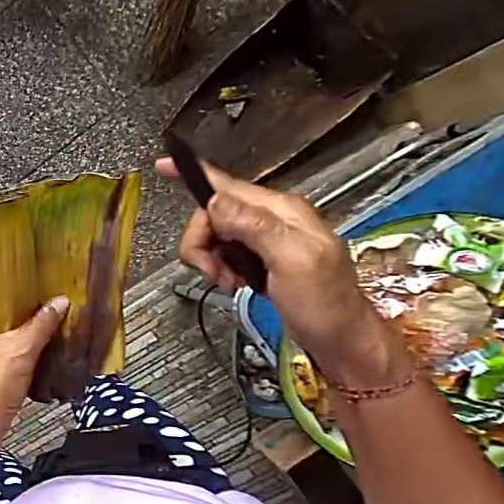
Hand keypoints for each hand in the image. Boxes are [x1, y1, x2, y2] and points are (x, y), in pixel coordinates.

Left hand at [0, 295, 68, 476]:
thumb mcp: (20, 351)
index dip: (22, 287)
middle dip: (29, 307)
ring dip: (30, 325)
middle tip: (57, 298)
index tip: (47, 281)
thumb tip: (58, 302)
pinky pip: (9, 340)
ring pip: (8, 324)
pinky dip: (26, 340)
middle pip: (3, 306)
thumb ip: (42, 322)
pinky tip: (46, 336)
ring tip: (55, 315)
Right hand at [161, 157, 406, 387]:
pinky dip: (220, 269)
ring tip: (228, 281)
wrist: (339, 337)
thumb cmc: (323, 302)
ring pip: (214, 236)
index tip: (164, 165)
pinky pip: (224, 253)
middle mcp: (271, 219)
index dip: (194, 176)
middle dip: (201, 243)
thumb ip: (256, 228)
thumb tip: (215, 203)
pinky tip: (234, 283)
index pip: (228, 186)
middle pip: (213, 215)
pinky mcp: (260, 259)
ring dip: (210, 260)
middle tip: (212, 272)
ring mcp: (265, 239)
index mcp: (280, 212)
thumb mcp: (293, 261)